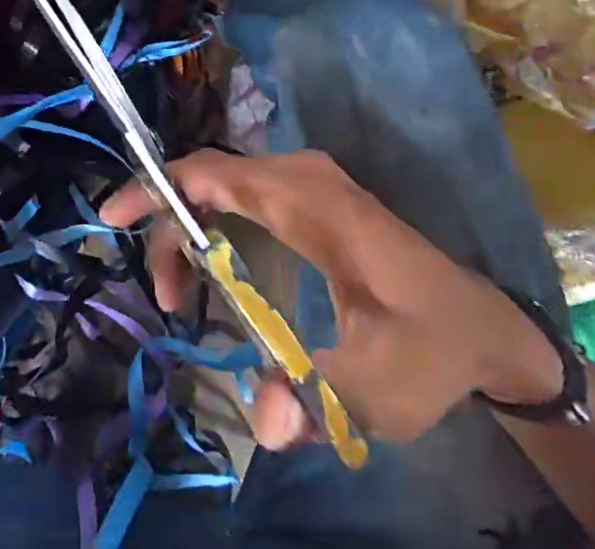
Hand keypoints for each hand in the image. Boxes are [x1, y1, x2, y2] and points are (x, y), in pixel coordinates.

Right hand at [101, 149, 561, 448]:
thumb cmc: (431, 348)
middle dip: (168, 227)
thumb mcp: (377, 389)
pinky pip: (240, 192)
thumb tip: (258, 421)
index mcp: (312, 203)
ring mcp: (307, 181)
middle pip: (206, 177)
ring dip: (188, 232)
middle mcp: (303, 177)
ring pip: (220, 184)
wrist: (481, 326)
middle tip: (166, 297)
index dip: (156, 187)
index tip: (113, 217)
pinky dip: (210, 225)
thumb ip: (315, 400)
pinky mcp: (309, 196)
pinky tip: (210, 273)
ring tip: (184, 298)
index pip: (213, 172)